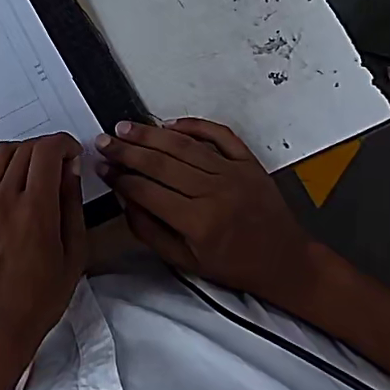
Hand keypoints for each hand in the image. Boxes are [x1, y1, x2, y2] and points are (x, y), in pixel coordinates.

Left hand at [0, 133, 85, 375]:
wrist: (2, 320)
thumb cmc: (41, 295)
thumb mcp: (74, 252)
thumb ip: (72, 204)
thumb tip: (71, 170)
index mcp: (35, 210)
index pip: (46, 152)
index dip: (63, 143)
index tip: (73, 152)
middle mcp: (5, 201)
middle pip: (24, 149)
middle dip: (47, 147)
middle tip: (61, 162)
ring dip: (21, 152)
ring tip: (35, 168)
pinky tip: (9, 181)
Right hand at [95, 118, 318, 305]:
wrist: (287, 262)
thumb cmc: (236, 265)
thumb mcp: (185, 261)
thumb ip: (150, 232)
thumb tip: (125, 201)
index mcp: (199, 222)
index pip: (147, 191)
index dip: (119, 178)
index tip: (102, 168)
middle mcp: (215, 193)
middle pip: (160, 163)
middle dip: (126, 150)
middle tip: (105, 142)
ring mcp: (233, 173)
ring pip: (183, 145)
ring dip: (150, 134)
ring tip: (126, 128)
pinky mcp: (247, 163)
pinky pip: (219, 134)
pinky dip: (194, 125)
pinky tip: (170, 124)